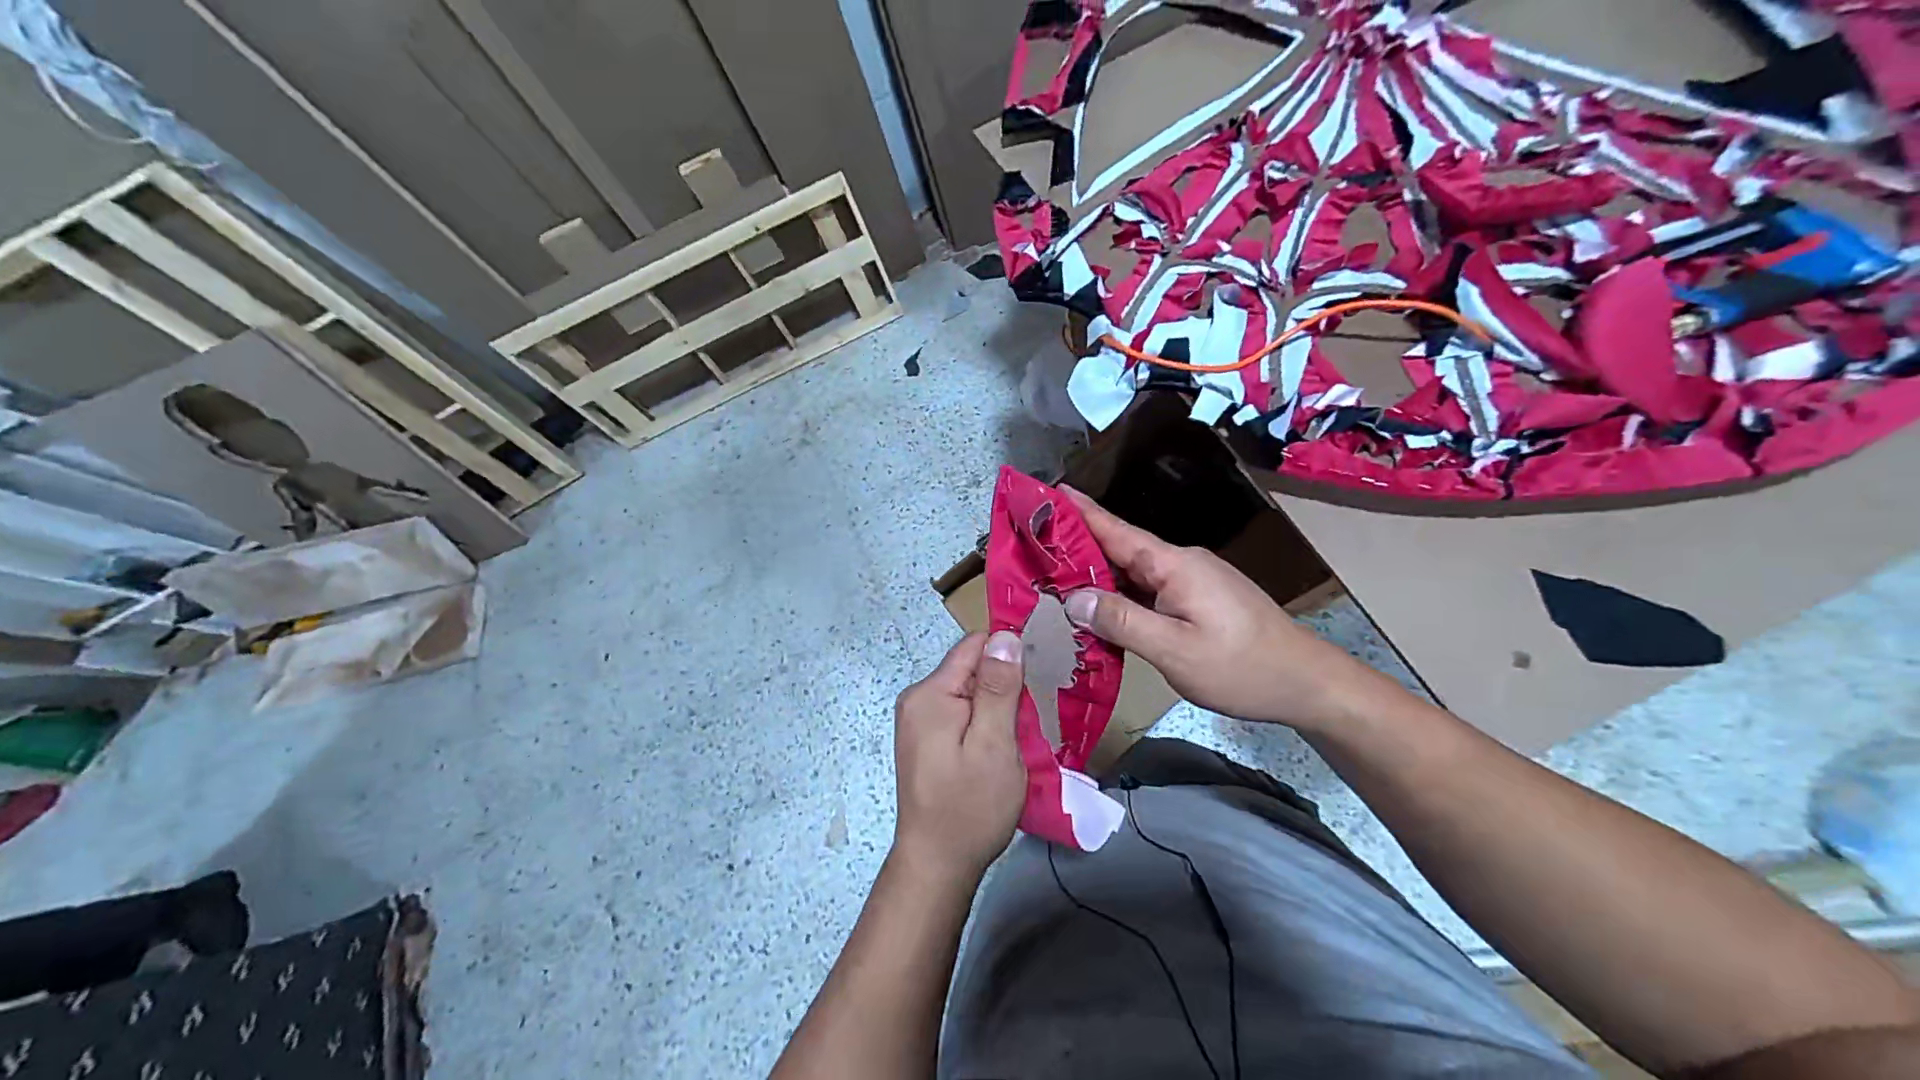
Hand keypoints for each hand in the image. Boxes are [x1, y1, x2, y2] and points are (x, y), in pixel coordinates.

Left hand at [890, 631, 1027, 885]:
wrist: (936, 864)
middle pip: (973, 669)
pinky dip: (984, 726)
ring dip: (998, 711)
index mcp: (931, 694)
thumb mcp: (993, 745)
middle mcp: (918, 699)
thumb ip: (999, 688)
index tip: (1037, 680)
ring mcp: (918, 720)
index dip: (1009, 655)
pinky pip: (961, 714)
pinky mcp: (925, 739)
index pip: (975, 646)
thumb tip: (1005, 636)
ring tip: (1016, 743)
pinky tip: (997, 753)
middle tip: (1028, 724)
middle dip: (1005, 689)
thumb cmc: (970, 807)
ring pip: (971, 693)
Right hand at [1060, 486, 1373, 732]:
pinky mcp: (1197, 600)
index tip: (1044, 492)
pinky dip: (1116, 596)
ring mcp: (1190, 581)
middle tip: (1030, 547)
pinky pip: (1146, 590)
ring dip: (1094, 574)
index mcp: (1174, 564)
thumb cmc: (1241, 667)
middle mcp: (1180, 563)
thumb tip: (1073, 599)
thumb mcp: (1175, 650)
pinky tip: (1097, 610)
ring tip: (1050, 579)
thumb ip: (1121, 621)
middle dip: (1074, 545)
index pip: (1114, 530)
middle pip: (1118, 548)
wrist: (1306, 682)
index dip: (1077, 511)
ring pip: (1131, 572)